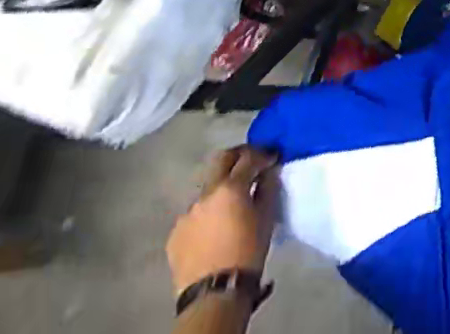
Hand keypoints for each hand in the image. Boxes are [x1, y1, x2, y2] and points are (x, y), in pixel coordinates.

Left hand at [168, 146, 278, 294]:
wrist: (214, 295)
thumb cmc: (248, 253)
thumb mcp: (266, 218)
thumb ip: (268, 188)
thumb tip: (269, 171)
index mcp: (230, 187)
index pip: (249, 158)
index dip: (264, 154)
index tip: (273, 156)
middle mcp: (205, 193)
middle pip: (221, 159)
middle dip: (238, 155)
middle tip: (251, 162)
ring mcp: (187, 212)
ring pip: (207, 188)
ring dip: (221, 187)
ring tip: (232, 202)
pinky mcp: (175, 232)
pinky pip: (194, 213)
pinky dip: (207, 213)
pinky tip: (214, 228)